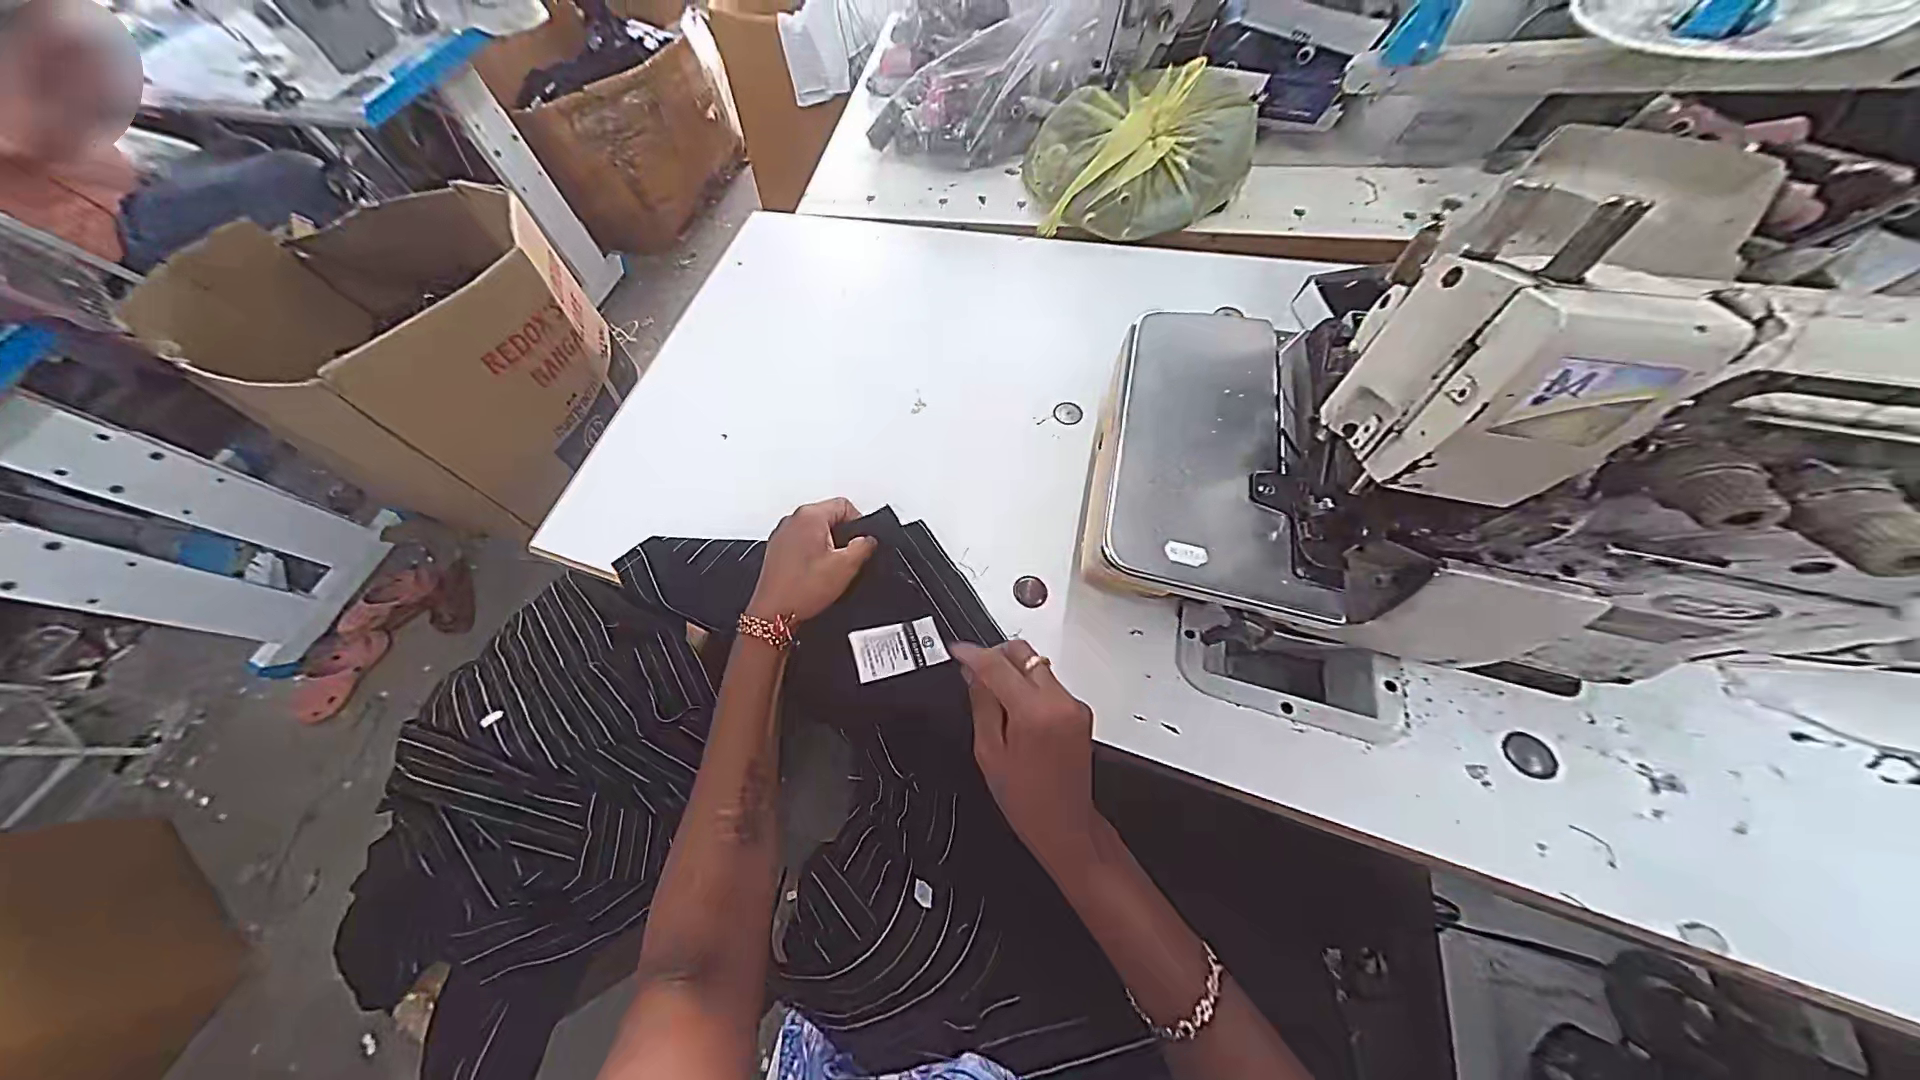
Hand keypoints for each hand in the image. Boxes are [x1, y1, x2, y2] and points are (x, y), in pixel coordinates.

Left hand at [746, 498, 877, 622]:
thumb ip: (864, 546)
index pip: (845, 505)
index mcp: (809, 516)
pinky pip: (803, 543)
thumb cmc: (800, 589)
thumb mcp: (846, 566)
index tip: (860, 543)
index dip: (859, 524)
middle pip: (830, 517)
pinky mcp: (778, 549)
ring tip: (828, 569)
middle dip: (842, 537)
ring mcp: (782, 534)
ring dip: (827, 547)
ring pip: (817, 531)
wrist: (773, 613)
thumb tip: (868, 540)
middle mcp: (792, 520)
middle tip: (844, 559)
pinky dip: (812, 555)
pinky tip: (814, 574)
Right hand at [953, 640, 1099, 869]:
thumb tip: (973, 674)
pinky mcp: (1080, 710)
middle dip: (996, 655)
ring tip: (995, 698)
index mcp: (1034, 713)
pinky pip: (1049, 683)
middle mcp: (1060, 703)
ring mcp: (1074, 705)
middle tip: (974, 670)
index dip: (972, 654)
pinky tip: (1016, 709)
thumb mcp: (989, 752)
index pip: (997, 664)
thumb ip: (981, 704)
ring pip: (1037, 665)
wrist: (1065, 823)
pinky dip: (1030, 686)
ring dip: (1013, 670)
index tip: (958, 650)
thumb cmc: (1028, 799)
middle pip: (1023, 653)